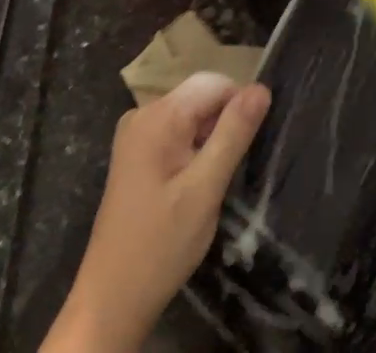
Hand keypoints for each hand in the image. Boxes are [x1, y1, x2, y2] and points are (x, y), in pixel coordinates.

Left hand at [45, 72, 270, 351]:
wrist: (114, 292)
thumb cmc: (162, 242)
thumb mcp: (205, 188)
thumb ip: (233, 134)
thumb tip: (261, 89)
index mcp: (158, 116)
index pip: (213, 83)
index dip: (240, 105)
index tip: (254, 143)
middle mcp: (142, 114)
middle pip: (200, 97)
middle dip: (225, 125)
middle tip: (235, 169)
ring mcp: (136, 135)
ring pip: (190, 117)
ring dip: (211, 140)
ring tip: (218, 180)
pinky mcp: (136, 154)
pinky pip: (176, 135)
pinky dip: (195, 151)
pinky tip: (198, 185)